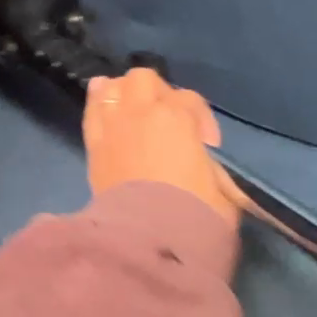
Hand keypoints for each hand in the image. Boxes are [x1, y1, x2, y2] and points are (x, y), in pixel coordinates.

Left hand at [83, 68, 245, 228]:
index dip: (202, 118)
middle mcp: (141, 111)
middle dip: (159, 93)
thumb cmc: (195, 214)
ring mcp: (112, 123)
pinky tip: (106, 106)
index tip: (208, 145)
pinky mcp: (92, 141)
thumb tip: (199, 158)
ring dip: (125, 92)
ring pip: (114, 85)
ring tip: (135, 110)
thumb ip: (209, 163)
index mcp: (177, 118)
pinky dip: (99, 101)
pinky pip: (92, 107)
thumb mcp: (223, 190)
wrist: (150, 238)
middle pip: (145, 79)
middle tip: (169, 120)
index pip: (190, 99)